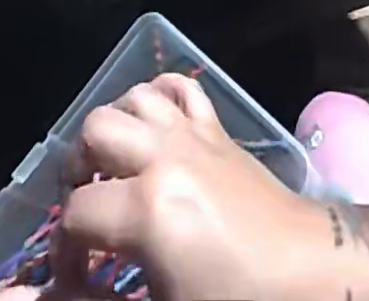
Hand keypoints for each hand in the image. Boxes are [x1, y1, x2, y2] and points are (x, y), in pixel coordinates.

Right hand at [53, 75, 322, 300]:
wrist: (304, 269)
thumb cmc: (235, 298)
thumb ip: (105, 299)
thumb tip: (64, 291)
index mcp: (148, 208)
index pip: (76, 213)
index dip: (65, 249)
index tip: (76, 273)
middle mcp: (164, 155)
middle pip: (96, 129)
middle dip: (78, 166)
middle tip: (88, 203)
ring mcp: (193, 133)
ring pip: (136, 96)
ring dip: (115, 125)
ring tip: (113, 161)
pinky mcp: (216, 127)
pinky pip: (182, 87)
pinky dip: (161, 95)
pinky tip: (154, 123)